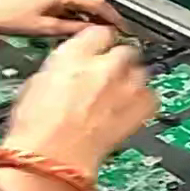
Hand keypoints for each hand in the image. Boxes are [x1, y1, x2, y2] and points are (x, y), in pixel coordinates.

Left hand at [0, 0, 126, 38]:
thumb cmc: (10, 20)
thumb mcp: (47, 28)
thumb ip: (75, 29)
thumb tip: (99, 31)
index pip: (97, 3)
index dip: (113, 17)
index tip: (124, 30)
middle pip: (89, 2)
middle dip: (104, 17)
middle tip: (114, 33)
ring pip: (79, 5)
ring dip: (90, 18)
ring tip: (98, 33)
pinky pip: (68, 6)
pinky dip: (77, 17)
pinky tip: (78, 28)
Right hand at [1, 26, 154, 177]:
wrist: (53, 157)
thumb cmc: (38, 127)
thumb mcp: (40, 83)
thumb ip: (67, 65)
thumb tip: (80, 64)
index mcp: (74, 55)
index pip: (100, 32)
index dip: (100, 42)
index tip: (102, 48)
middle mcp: (106, 64)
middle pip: (126, 50)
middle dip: (119, 62)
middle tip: (109, 79)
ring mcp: (130, 83)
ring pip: (141, 71)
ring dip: (131, 81)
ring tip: (115, 100)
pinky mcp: (146, 103)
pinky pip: (151, 94)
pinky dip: (143, 100)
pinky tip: (125, 112)